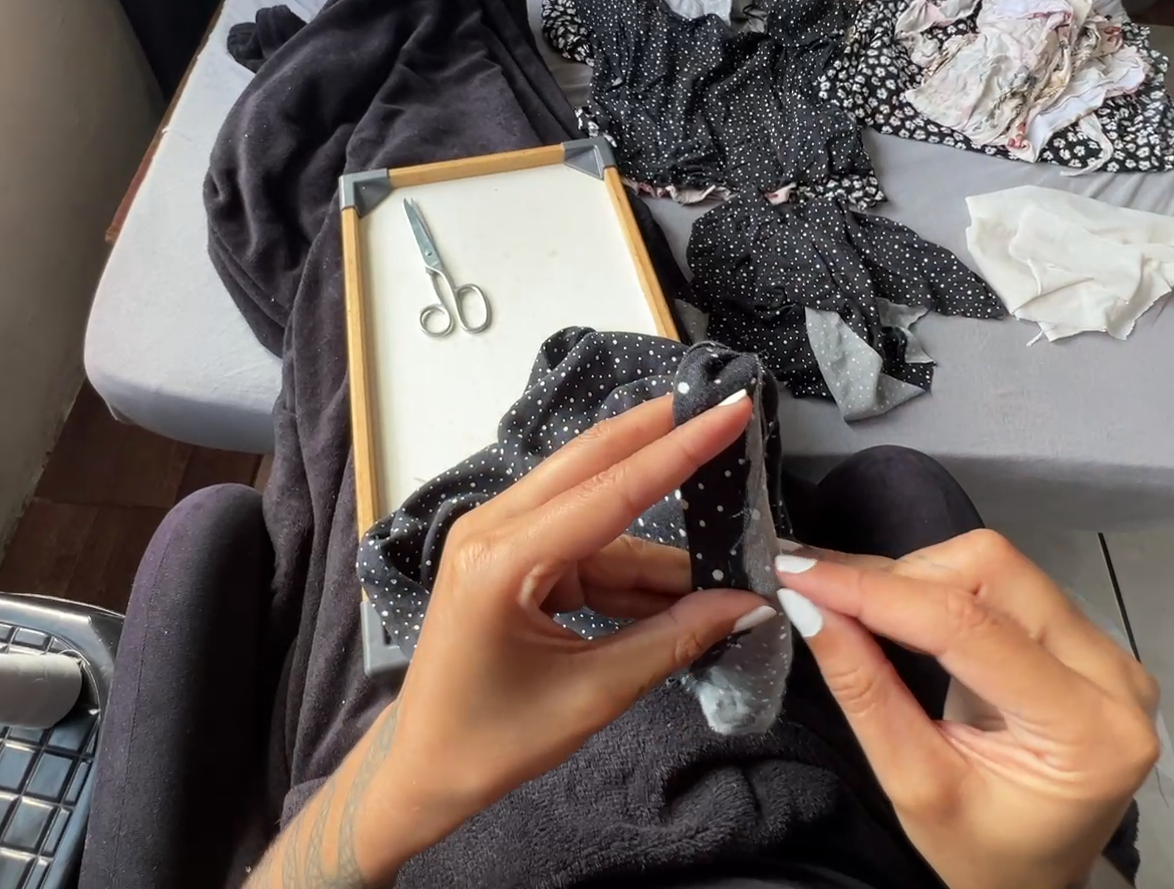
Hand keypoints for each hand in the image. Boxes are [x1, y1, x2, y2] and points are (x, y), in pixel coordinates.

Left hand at [374, 393, 775, 852]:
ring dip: (659, 530)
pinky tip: (682, 584)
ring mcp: (502, 534)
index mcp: (503, 556)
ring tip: (728, 534)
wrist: (422, 767)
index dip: (680, 449)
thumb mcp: (590, 694)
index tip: (730, 409)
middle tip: (725, 406)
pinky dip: (634, 564)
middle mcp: (497, 525)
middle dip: (662, 434)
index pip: (611, 489)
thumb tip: (750, 604)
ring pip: (598, 509)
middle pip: (594, 463)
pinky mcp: (515, 552)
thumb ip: (673, 639)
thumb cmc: (491, 741)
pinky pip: (588, 544)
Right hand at [774, 530, 1159, 888]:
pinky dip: (930, 581)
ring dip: (911, 575)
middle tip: (831, 601)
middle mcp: (1110, 673)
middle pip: (988, 571)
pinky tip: (891, 601)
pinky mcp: (1077, 635)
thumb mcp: (913, 784)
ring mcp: (1101, 648)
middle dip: (898, 579)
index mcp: (1087, 729)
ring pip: (989, 563)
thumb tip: (807, 606)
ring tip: (858, 606)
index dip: (873, 591)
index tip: (798, 575)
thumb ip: (862, 690)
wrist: (1037, 880)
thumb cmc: (980, 852)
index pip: (965, 625)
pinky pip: (996, 577)